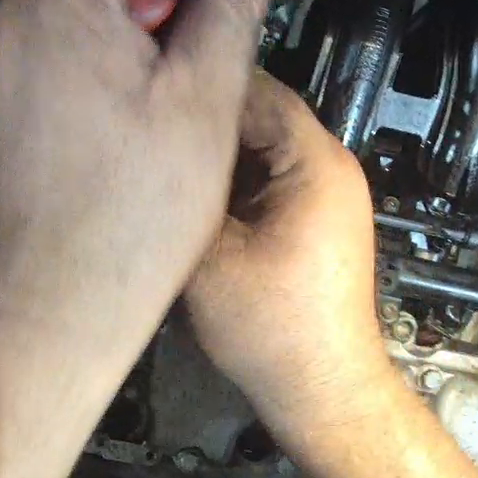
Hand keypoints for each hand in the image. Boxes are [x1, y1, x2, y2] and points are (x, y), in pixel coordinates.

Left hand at [0, 0, 298, 384]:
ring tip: (187, 53)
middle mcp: (20, 24)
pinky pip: (64, 36)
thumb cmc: (127, 222)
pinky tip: (150, 91)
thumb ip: (234, 1)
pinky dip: (112, 35)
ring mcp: (11, 66)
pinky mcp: (17, 105)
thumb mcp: (203, 100)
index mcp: (62, 2)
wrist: (58, 305)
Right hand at [184, 72, 392, 439]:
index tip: (149, 94)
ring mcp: (326, 196)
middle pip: (261, 118)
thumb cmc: (271, 326)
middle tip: (147, 129)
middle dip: (206, 123)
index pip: (257, 92)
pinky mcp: (315, 223)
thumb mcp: (210, 260)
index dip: (200, 89)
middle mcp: (330, 167)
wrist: (321, 387)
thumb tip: (153, 155)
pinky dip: (234, 186)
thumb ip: (186, 197)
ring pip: (261, 152)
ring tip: (162, 163)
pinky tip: (194, 201)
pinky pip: (269, 183)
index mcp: (314, 162)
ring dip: (218, 158)